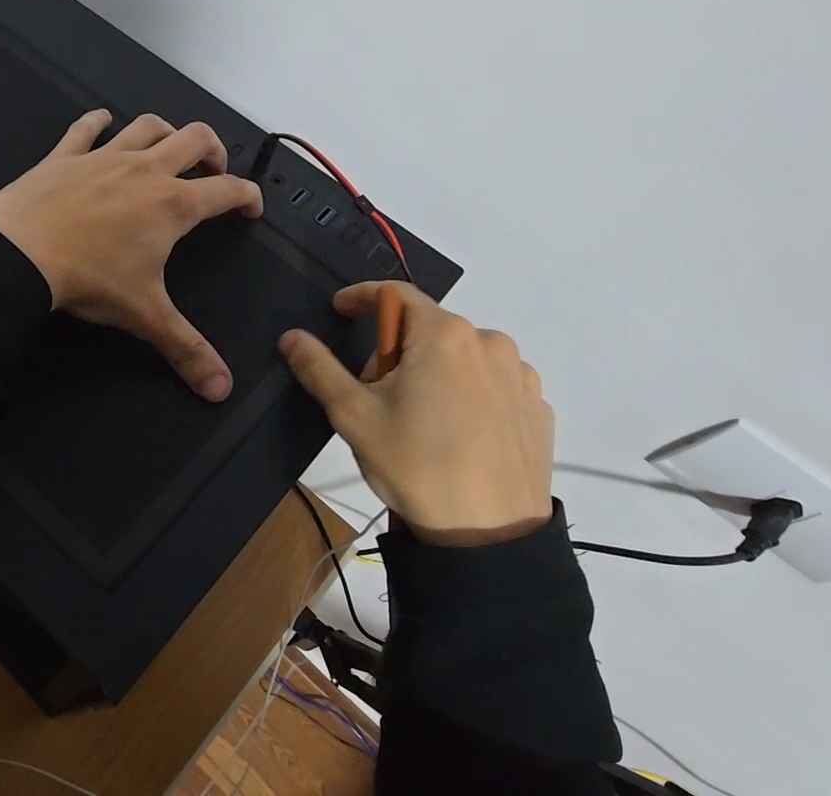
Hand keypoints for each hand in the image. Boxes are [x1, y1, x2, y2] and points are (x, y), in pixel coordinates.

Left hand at [0, 109, 263, 401]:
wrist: (18, 252)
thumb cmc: (88, 278)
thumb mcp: (143, 315)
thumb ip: (186, 349)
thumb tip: (221, 390)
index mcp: (172, 205)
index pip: (226, 190)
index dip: (247, 196)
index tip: (251, 208)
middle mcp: (144, 171)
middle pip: (194, 139)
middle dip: (213, 150)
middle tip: (213, 170)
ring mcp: (102, 157)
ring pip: (146, 126)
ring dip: (165, 131)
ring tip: (169, 145)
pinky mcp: (64, 155)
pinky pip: (85, 128)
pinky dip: (97, 121)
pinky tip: (101, 119)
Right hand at [279, 281, 553, 545]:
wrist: (490, 536)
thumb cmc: (416, 466)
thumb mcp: (354, 416)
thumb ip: (319, 368)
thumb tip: (292, 337)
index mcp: (444, 335)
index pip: (395, 293)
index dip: (361, 297)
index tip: (340, 310)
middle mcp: (491, 342)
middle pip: (427, 329)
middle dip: (396, 352)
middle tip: (377, 398)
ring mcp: (521, 376)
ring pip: (461, 357)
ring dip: (434, 373)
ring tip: (420, 424)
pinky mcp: (538, 408)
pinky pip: (491, 384)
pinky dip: (467, 396)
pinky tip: (455, 435)